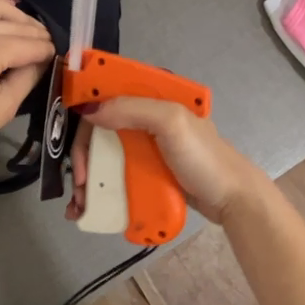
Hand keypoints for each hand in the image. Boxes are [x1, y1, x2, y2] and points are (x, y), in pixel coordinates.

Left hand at [0, 0, 55, 182]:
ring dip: (15, 15)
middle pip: (14, 23)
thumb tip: (43, 58)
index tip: (60, 57)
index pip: (29, 43)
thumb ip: (28, 76)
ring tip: (29, 32)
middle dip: (35, 34)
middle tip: (48, 47)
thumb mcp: (3, 107)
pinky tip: (2, 20)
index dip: (48, 51)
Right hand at [65, 97, 265, 224]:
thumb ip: (131, 109)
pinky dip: (98, 191)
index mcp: (151, 98)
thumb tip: (88, 110)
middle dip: (81, 156)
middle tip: (78, 182)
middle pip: (99, 130)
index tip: (71, 139)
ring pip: (103, 156)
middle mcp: (144, 119)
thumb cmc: (204, 157)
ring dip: (85, 178)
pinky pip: (114, 176)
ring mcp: (144, 148)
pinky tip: (87, 209)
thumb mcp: (171, 122)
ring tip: (79, 205)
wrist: (233, 201)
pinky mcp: (146, 172)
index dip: (84, 113)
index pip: (105, 95)